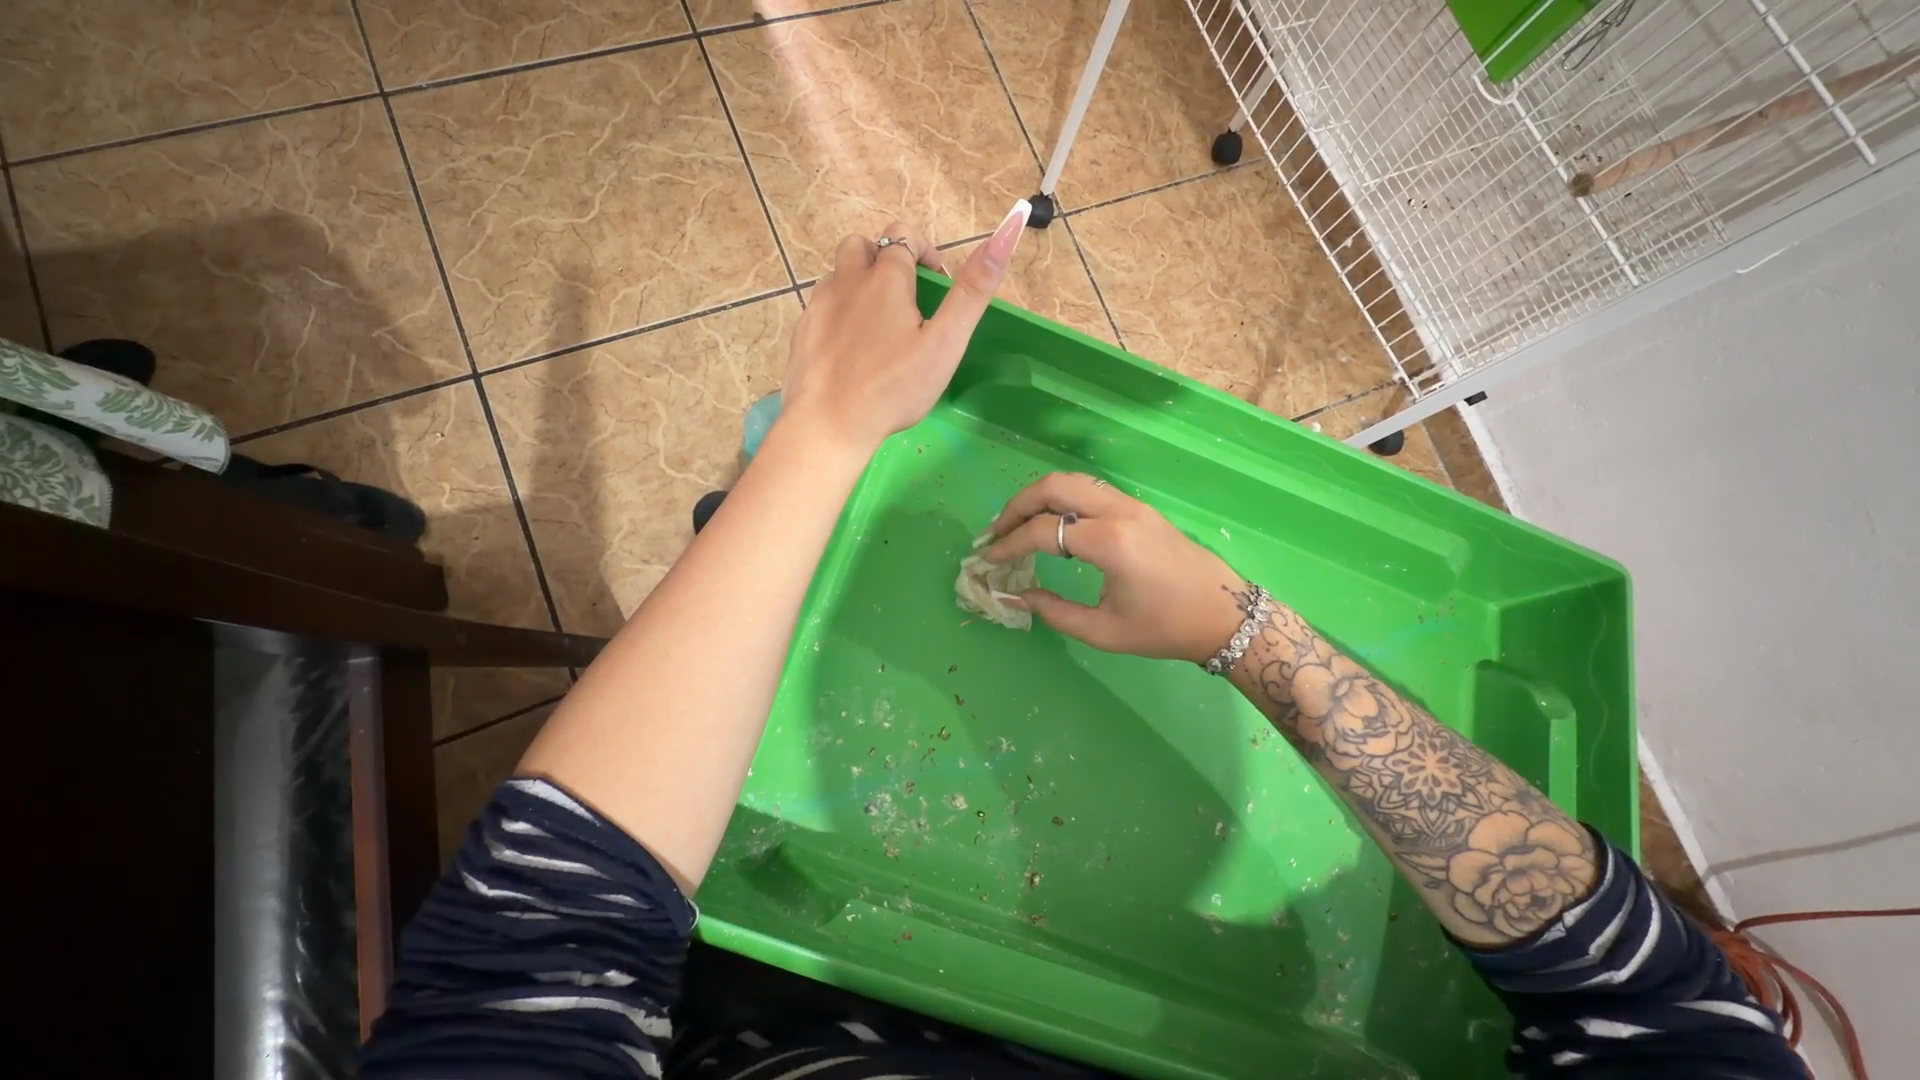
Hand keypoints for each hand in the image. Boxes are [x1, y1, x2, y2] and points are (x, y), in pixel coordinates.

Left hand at [779, 202, 1029, 452]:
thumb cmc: (894, 387)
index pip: (903, 236)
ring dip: (860, 285)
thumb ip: (973, 290)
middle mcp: (847, 282)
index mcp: (885, 279)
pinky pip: (822, 308)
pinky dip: (839, 314)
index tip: (937, 286)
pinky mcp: (802, 333)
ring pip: (839, 276)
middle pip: (862, 246)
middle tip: (906, 299)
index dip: (925, 253)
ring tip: (880, 325)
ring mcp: (819, 307)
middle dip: (886, 260)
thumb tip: (1008, 229)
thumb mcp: (945, 341)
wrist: (829, 424)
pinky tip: (852, 349)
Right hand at [980, 473, 1251, 663]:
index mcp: (1110, 543)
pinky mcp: (1140, 508)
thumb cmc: (1166, 629)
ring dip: (1038, 498)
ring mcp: (1132, 505)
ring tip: (1016, 526)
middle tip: (995, 533)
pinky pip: (1091, 491)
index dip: (1008, 545)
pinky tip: (1051, 526)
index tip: (988, 561)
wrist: (1225, 615)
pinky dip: (1062, 500)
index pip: (1043, 531)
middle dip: (1016, 506)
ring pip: (1073, 482)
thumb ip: (1054, 613)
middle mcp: (1119, 513)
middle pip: (1054, 487)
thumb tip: (1018, 596)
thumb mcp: (1105, 632)